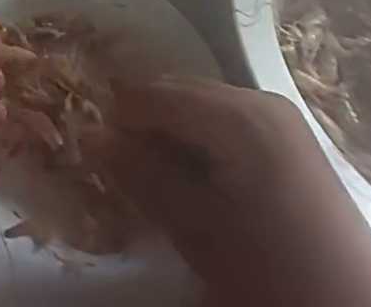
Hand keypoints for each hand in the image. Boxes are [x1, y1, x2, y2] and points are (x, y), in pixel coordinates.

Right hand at [84, 77, 370, 306]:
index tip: (109, 167)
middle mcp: (254, 97)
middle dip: (145, 128)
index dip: (120, 126)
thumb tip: (88, 133)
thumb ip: (141, 176)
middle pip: (170, 90)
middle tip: (138, 182)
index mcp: (236, 117)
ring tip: (170, 188)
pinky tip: (201, 184)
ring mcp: (273, 112)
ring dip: (169, 134)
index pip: (148, 96)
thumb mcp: (199, 233)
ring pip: (191, 102)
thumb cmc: (278, 279)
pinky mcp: (282, 131)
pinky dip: (196, 140)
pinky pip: (217, 117)